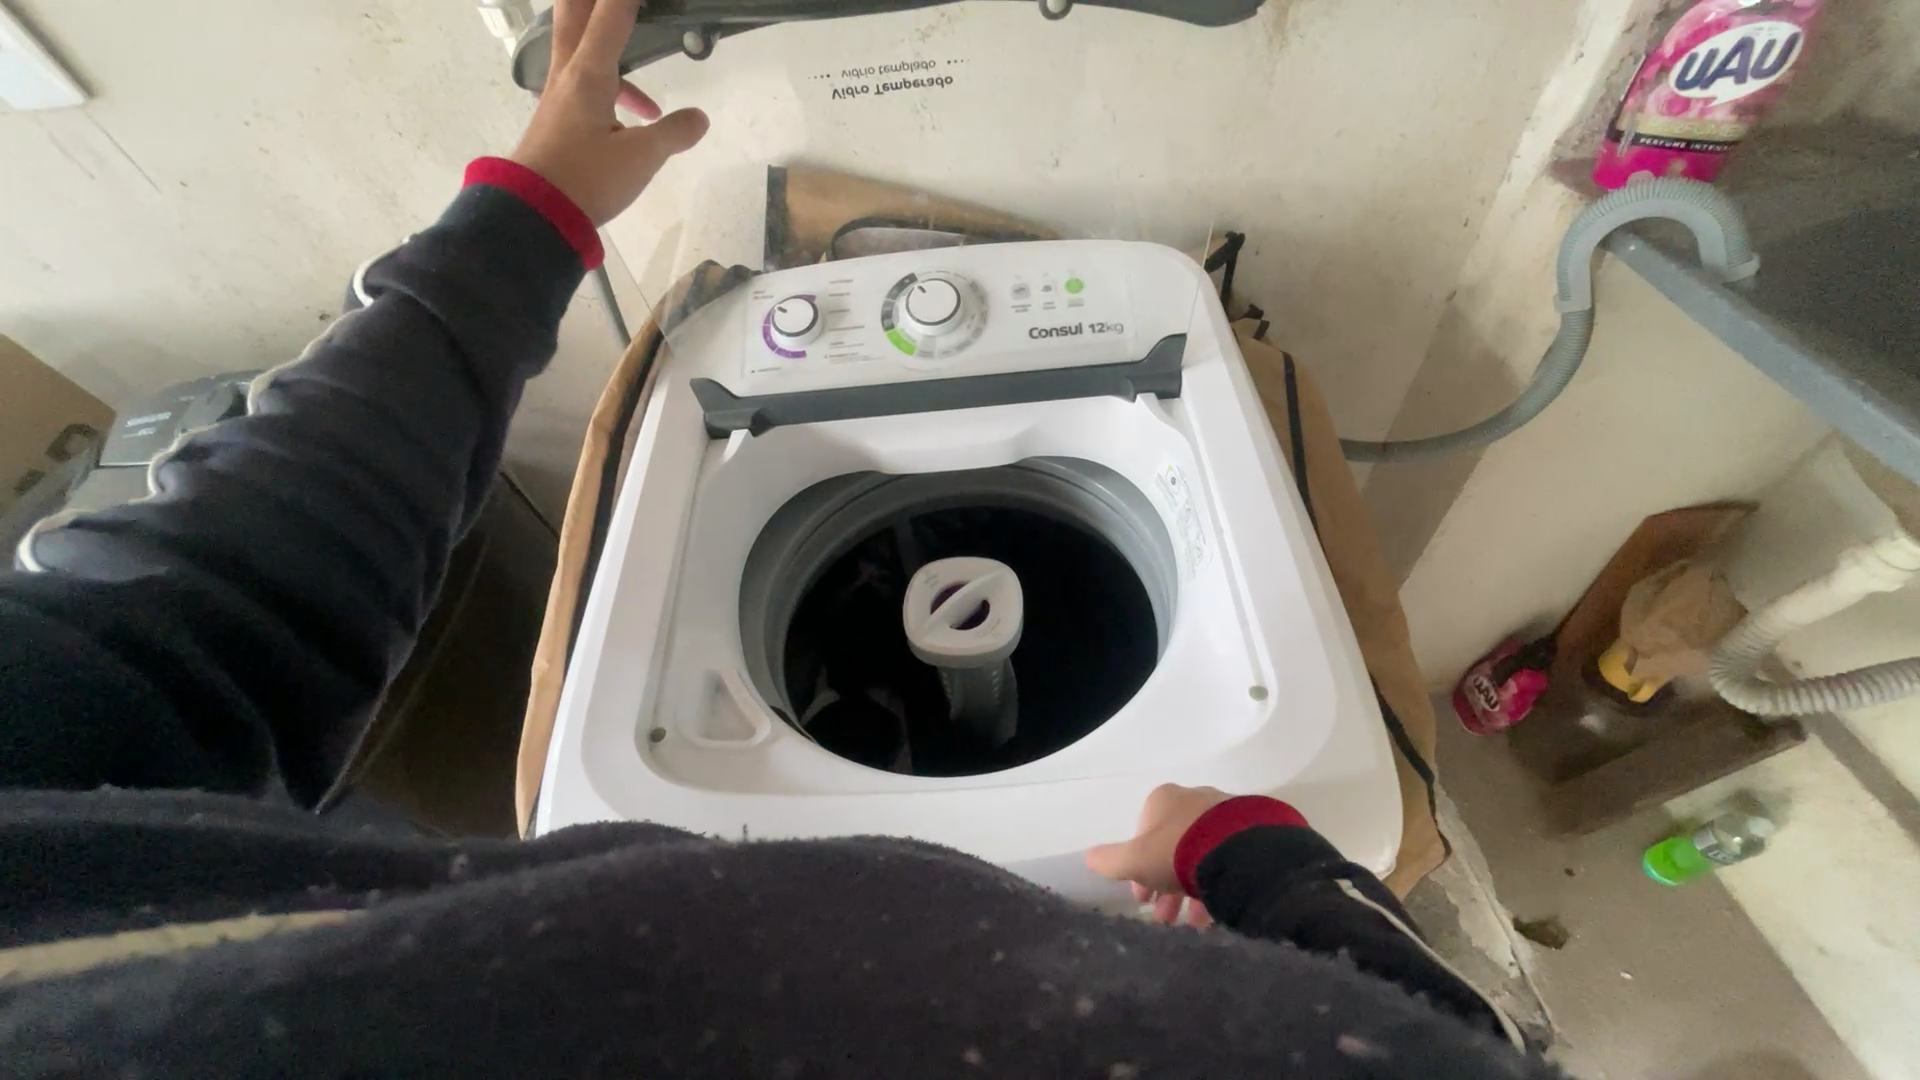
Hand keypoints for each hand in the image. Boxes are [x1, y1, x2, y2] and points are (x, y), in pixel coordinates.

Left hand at [510, 0, 708, 225]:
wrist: (540, 209)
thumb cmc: (589, 177)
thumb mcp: (641, 158)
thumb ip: (673, 133)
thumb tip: (700, 117)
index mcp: (589, 74)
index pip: (610, 16)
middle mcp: (569, 73)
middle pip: (574, 12)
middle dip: (593, 0)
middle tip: (618, 1)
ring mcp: (559, 94)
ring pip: (580, 48)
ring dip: (607, 44)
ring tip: (646, 87)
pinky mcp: (559, 117)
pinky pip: (585, 83)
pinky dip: (611, 87)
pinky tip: (634, 123)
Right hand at [1086, 783, 1231, 926]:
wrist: (1241, 852)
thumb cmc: (1179, 851)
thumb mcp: (1136, 860)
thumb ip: (1111, 860)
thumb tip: (1088, 857)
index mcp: (1163, 799)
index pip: (1143, 833)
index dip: (1138, 868)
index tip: (1142, 898)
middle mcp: (1193, 799)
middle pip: (1172, 846)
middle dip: (1165, 884)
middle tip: (1166, 917)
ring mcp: (1225, 813)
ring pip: (1201, 854)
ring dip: (1192, 889)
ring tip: (1193, 923)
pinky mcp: (1251, 829)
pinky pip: (1227, 858)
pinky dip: (1218, 883)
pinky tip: (1218, 911)